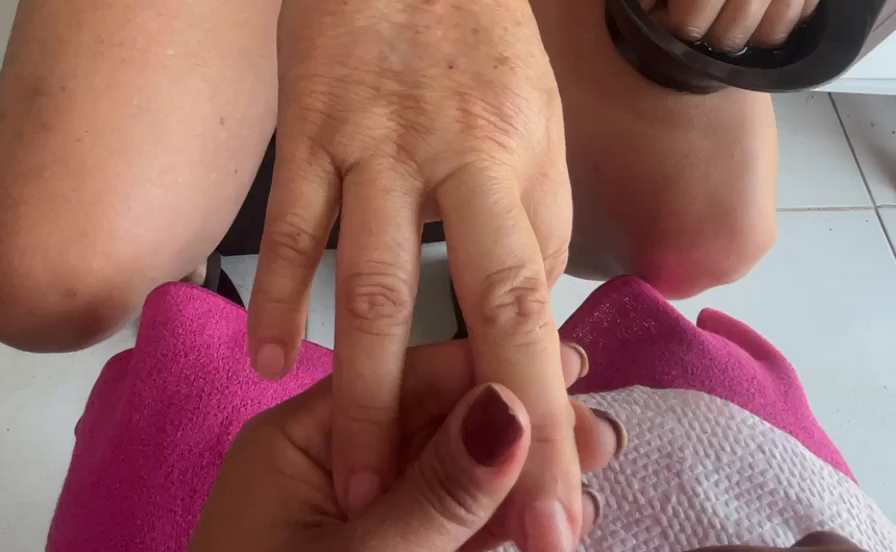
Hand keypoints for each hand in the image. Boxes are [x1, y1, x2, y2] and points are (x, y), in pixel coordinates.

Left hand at [192, 341, 616, 551]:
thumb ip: (438, 490)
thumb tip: (513, 403)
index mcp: (299, 441)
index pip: (403, 380)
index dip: (484, 368)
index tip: (564, 367)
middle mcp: (329, 466)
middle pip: (435, 427)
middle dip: (515, 426)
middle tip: (596, 430)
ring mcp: (355, 521)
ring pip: (449, 481)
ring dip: (518, 478)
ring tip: (594, 467)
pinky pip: (444, 529)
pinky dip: (494, 524)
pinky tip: (547, 519)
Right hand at [246, 0, 582, 550]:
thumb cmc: (471, 4)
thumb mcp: (533, 94)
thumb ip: (535, 197)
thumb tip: (534, 290)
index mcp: (523, 146)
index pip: (544, 297)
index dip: (555, 402)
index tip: (564, 497)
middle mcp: (458, 151)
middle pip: (486, 306)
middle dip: (499, 428)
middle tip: (513, 543)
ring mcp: (377, 138)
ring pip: (377, 283)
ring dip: (370, 392)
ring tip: (362, 486)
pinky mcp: (310, 122)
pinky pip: (293, 222)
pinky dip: (281, 295)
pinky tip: (276, 362)